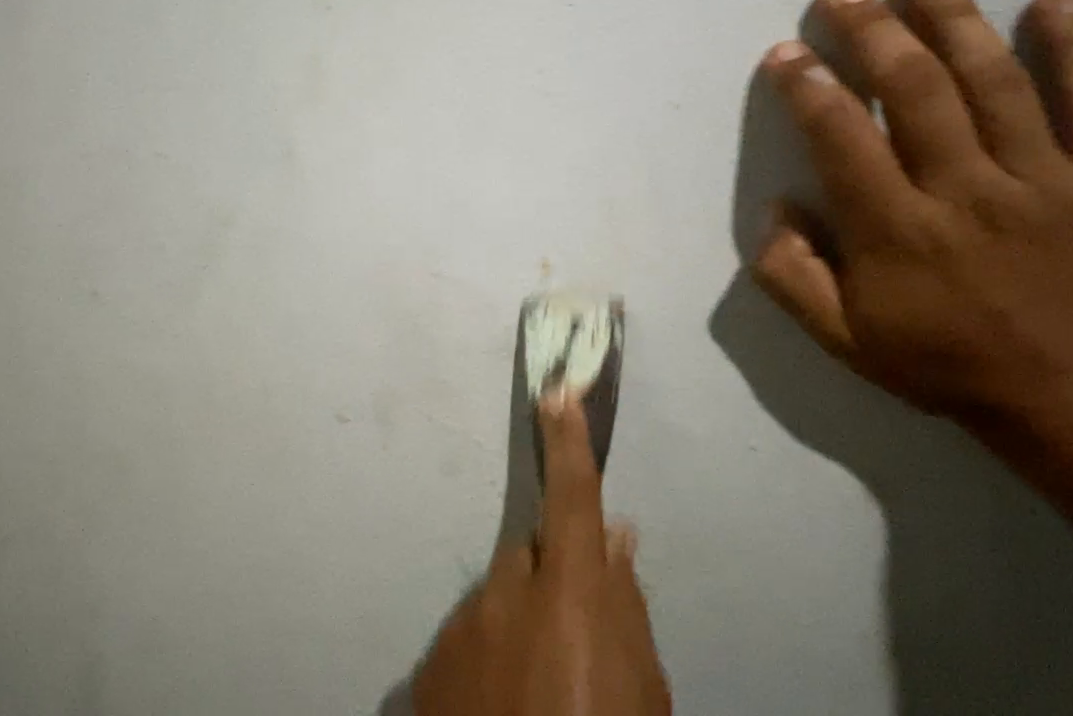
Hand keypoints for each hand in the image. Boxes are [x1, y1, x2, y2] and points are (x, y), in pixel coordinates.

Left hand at [412, 392, 670, 715]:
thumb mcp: (645, 689)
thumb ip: (627, 606)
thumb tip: (617, 537)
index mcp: (572, 592)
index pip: (572, 496)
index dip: (568, 438)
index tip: (556, 387)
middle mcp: (507, 592)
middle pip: (533, 559)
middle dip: (553, 582)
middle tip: (577, 647)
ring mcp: (461, 629)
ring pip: (499, 603)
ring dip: (520, 628)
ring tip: (542, 695)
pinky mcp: (427, 670)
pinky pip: (469, 641)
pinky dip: (487, 661)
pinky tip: (504, 707)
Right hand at [753, 0, 1072, 427]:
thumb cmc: (948, 366)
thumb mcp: (845, 341)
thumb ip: (793, 276)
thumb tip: (777, 206)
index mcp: (897, 231)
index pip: (842, 139)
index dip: (808, 88)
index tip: (787, 52)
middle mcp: (965, 191)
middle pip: (915, 92)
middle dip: (873, 32)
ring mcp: (1044, 182)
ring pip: (995, 82)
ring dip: (954, 20)